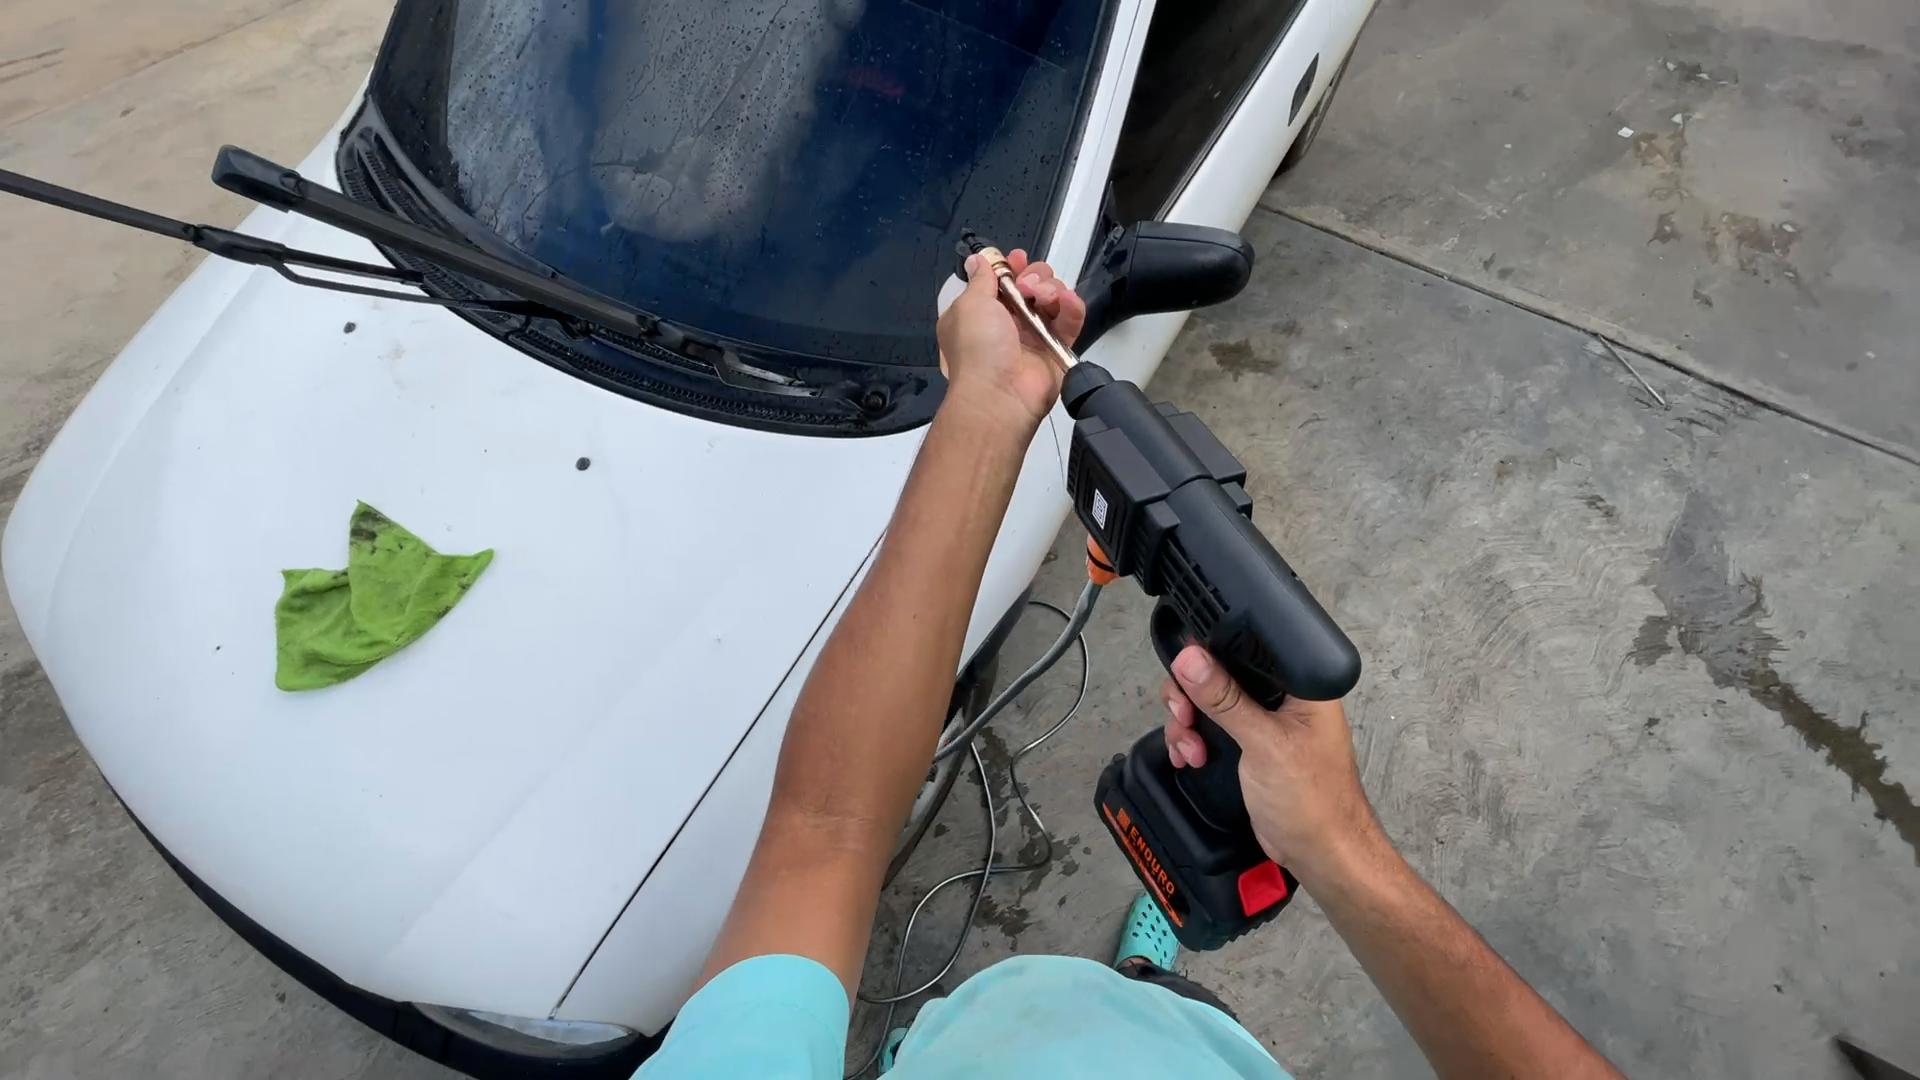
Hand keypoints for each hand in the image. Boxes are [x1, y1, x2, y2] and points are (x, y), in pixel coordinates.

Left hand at [936, 249, 1085, 428]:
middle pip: (1032, 286)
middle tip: (1027, 287)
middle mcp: (1007, 325)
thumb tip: (978, 260)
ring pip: (1053, 299)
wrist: (999, 394)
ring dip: (1051, 289)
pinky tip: (1066, 302)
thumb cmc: (977, 349)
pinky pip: (1071, 320)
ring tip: (1043, 299)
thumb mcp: (969, 304)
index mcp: (981, 314)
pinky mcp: (1056, 349)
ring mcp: (1033, 337)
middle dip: (1034, 276)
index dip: (1011, 267)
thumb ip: (980, 279)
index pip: (1002, 282)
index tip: (1018, 259)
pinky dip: (1072, 307)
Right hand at [1162, 644, 1382, 882]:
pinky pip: (1205, 727)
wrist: (1321, 857)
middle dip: (1190, 697)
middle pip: (1216, 673)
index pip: (1245, 647)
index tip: (1184, 672)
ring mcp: (1259, 720)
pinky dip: (1190, 739)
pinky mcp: (1245, 744)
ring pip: (1204, 701)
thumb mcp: (1265, 744)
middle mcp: (1278, 695)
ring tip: (1190, 751)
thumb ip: (1225, 700)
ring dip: (1186, 724)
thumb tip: (1189, 658)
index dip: (1210, 652)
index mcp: (1298, 683)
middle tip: (1183, 718)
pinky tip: (1187, 757)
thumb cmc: (1312, 801)